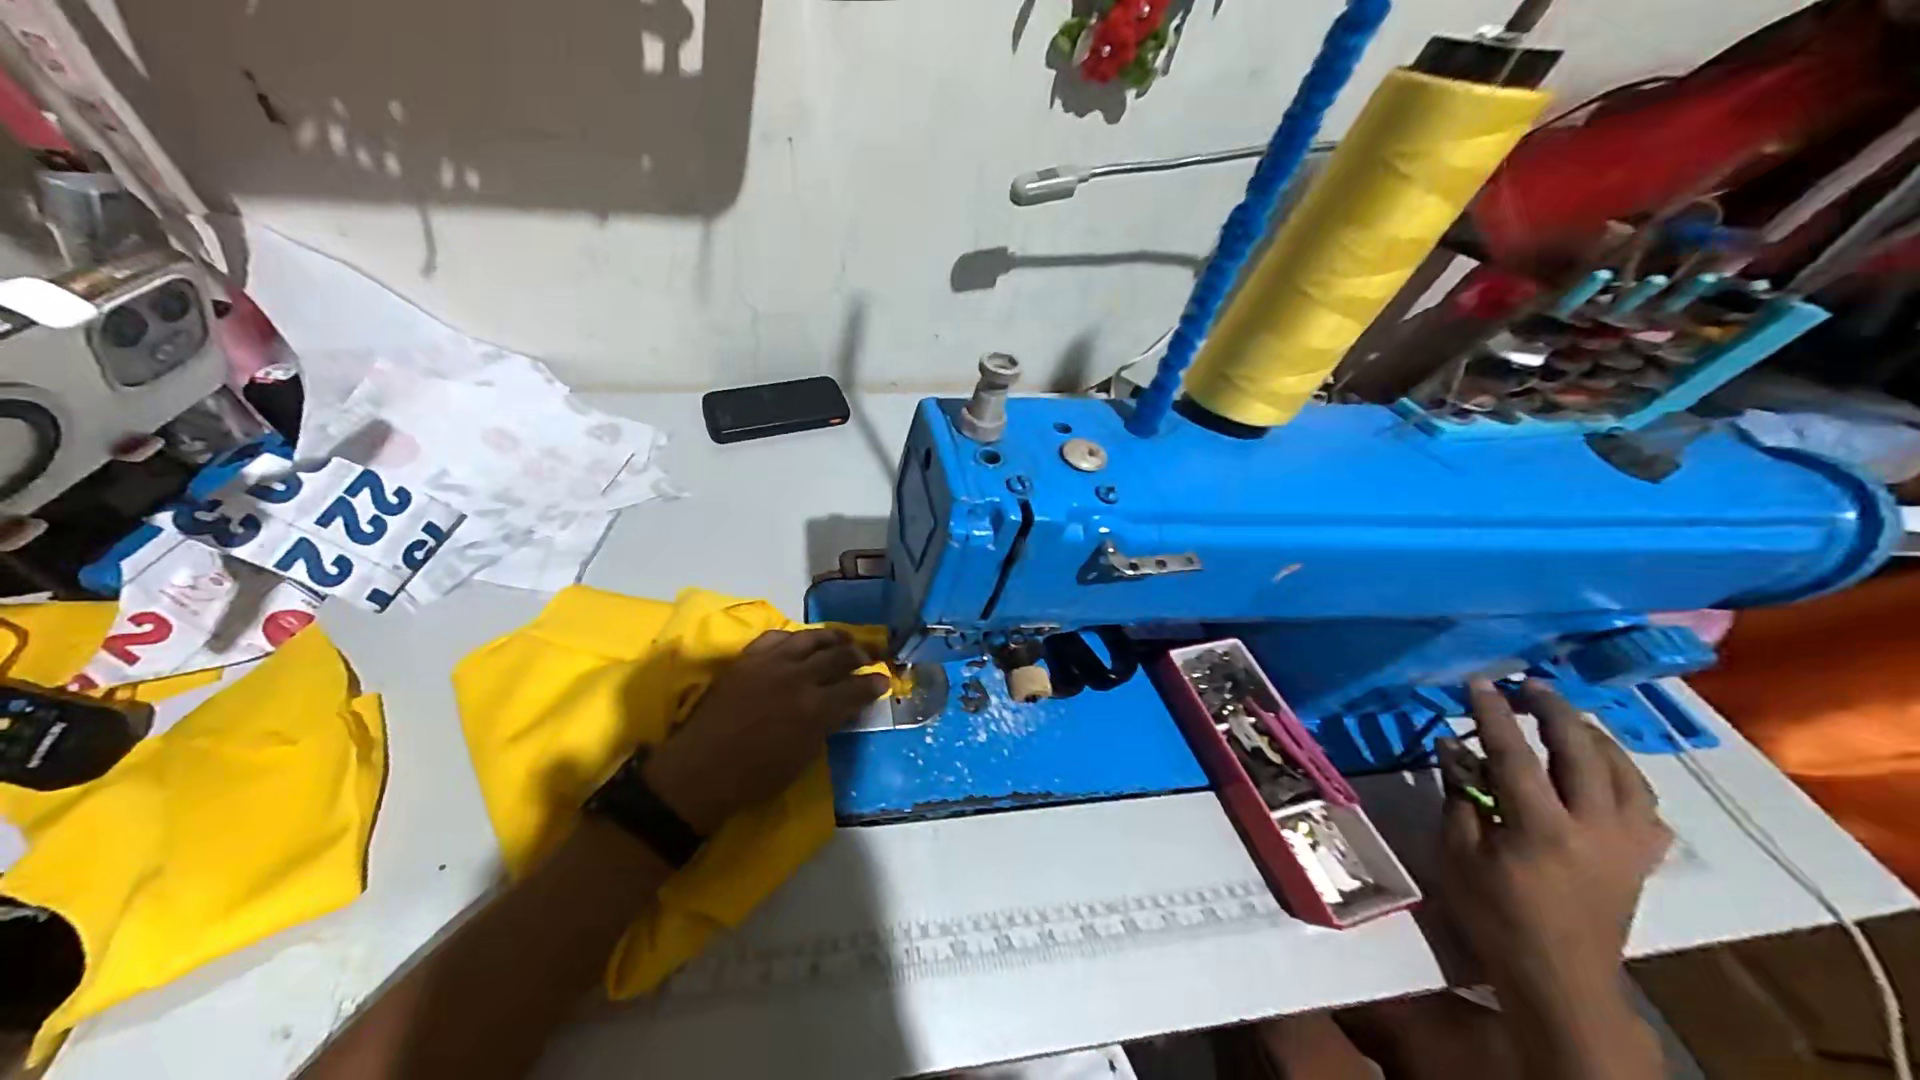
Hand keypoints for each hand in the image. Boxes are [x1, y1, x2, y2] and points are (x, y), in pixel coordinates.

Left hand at [642, 628, 887, 835]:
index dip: (874, 683)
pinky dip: (795, 637)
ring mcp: (772, 663)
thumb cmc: (756, 776)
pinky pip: (778, 636)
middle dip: (859, 656)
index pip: (856, 688)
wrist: (703, 768)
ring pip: (810, 638)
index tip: (884, 680)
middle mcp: (798, 678)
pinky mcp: (749, 658)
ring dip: (831, 638)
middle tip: (868, 657)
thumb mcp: (804, 756)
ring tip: (842, 639)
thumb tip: (842, 708)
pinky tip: (801, 641)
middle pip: (838, 656)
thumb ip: (827, 725)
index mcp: (816, 708)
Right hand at [1437, 679, 1672, 1012]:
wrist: (1560, 975)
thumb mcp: (1457, 855)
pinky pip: (1646, 804)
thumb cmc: (1495, 914)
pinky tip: (1606, 769)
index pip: (1514, 753)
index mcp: (1541, 826)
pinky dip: (1625, 776)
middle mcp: (1595, 826)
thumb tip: (1453, 748)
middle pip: (1581, 750)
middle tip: (1528, 684)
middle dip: (1553, 710)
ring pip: (1625, 771)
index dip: (1494, 713)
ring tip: (1568, 717)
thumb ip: (1458, 797)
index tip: (1479, 682)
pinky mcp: (1643, 857)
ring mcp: (1628, 841)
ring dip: (1594, 736)